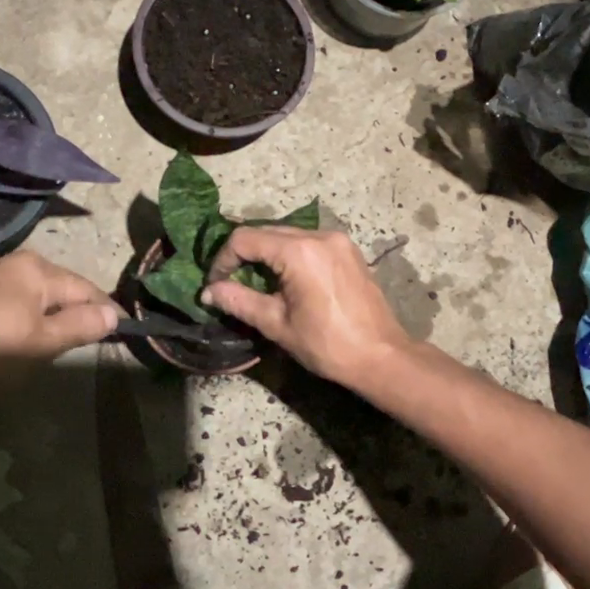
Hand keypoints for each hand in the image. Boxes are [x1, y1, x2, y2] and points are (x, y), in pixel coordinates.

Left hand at [0, 252, 119, 393]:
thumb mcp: (40, 345)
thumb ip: (79, 326)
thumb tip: (113, 313)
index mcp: (34, 269)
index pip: (85, 288)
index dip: (104, 310)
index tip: (121, 328)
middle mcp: (4, 260)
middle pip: (51, 285)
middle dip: (68, 308)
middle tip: (78, 338)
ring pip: (18, 290)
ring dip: (33, 309)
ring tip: (34, 338)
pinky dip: (1, 311)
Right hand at [201, 227, 411, 384]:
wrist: (380, 356)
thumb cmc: (327, 344)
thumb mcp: (277, 325)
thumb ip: (239, 302)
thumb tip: (209, 292)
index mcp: (299, 252)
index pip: (245, 239)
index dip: (223, 259)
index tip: (216, 284)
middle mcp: (319, 236)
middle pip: (266, 232)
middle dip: (243, 254)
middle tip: (230, 282)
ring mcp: (338, 241)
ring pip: (288, 236)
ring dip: (266, 254)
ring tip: (256, 284)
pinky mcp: (348, 251)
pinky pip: (309, 243)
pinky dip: (290, 255)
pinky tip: (286, 281)